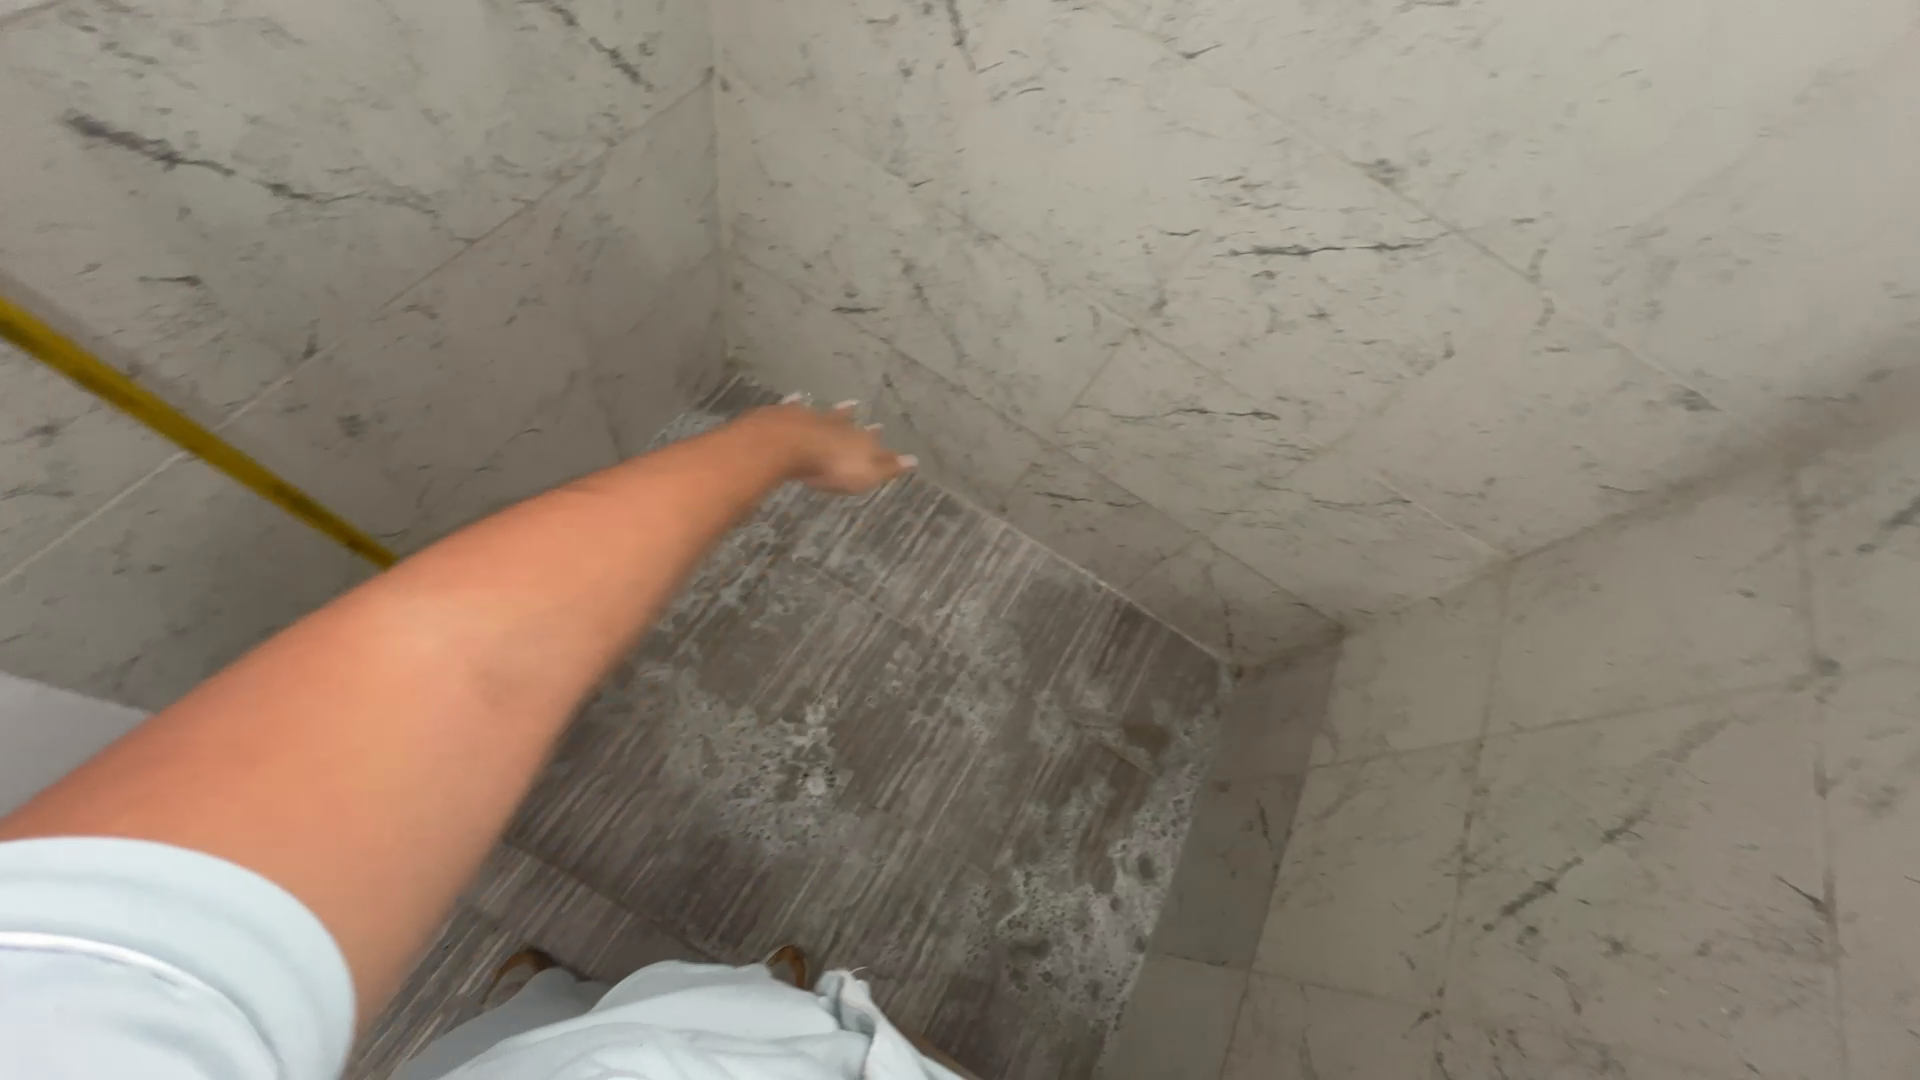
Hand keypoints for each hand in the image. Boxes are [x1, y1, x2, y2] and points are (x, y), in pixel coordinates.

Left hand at [740, 398, 915, 494]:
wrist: (789, 444)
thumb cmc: (831, 466)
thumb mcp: (866, 474)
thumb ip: (888, 467)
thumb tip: (914, 460)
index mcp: (860, 441)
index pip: (874, 443)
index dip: (879, 442)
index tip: (883, 431)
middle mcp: (839, 425)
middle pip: (850, 423)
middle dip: (855, 418)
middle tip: (860, 407)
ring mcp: (813, 418)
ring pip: (828, 413)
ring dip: (835, 409)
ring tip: (844, 402)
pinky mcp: (787, 416)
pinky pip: (796, 408)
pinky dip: (798, 402)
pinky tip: (798, 395)